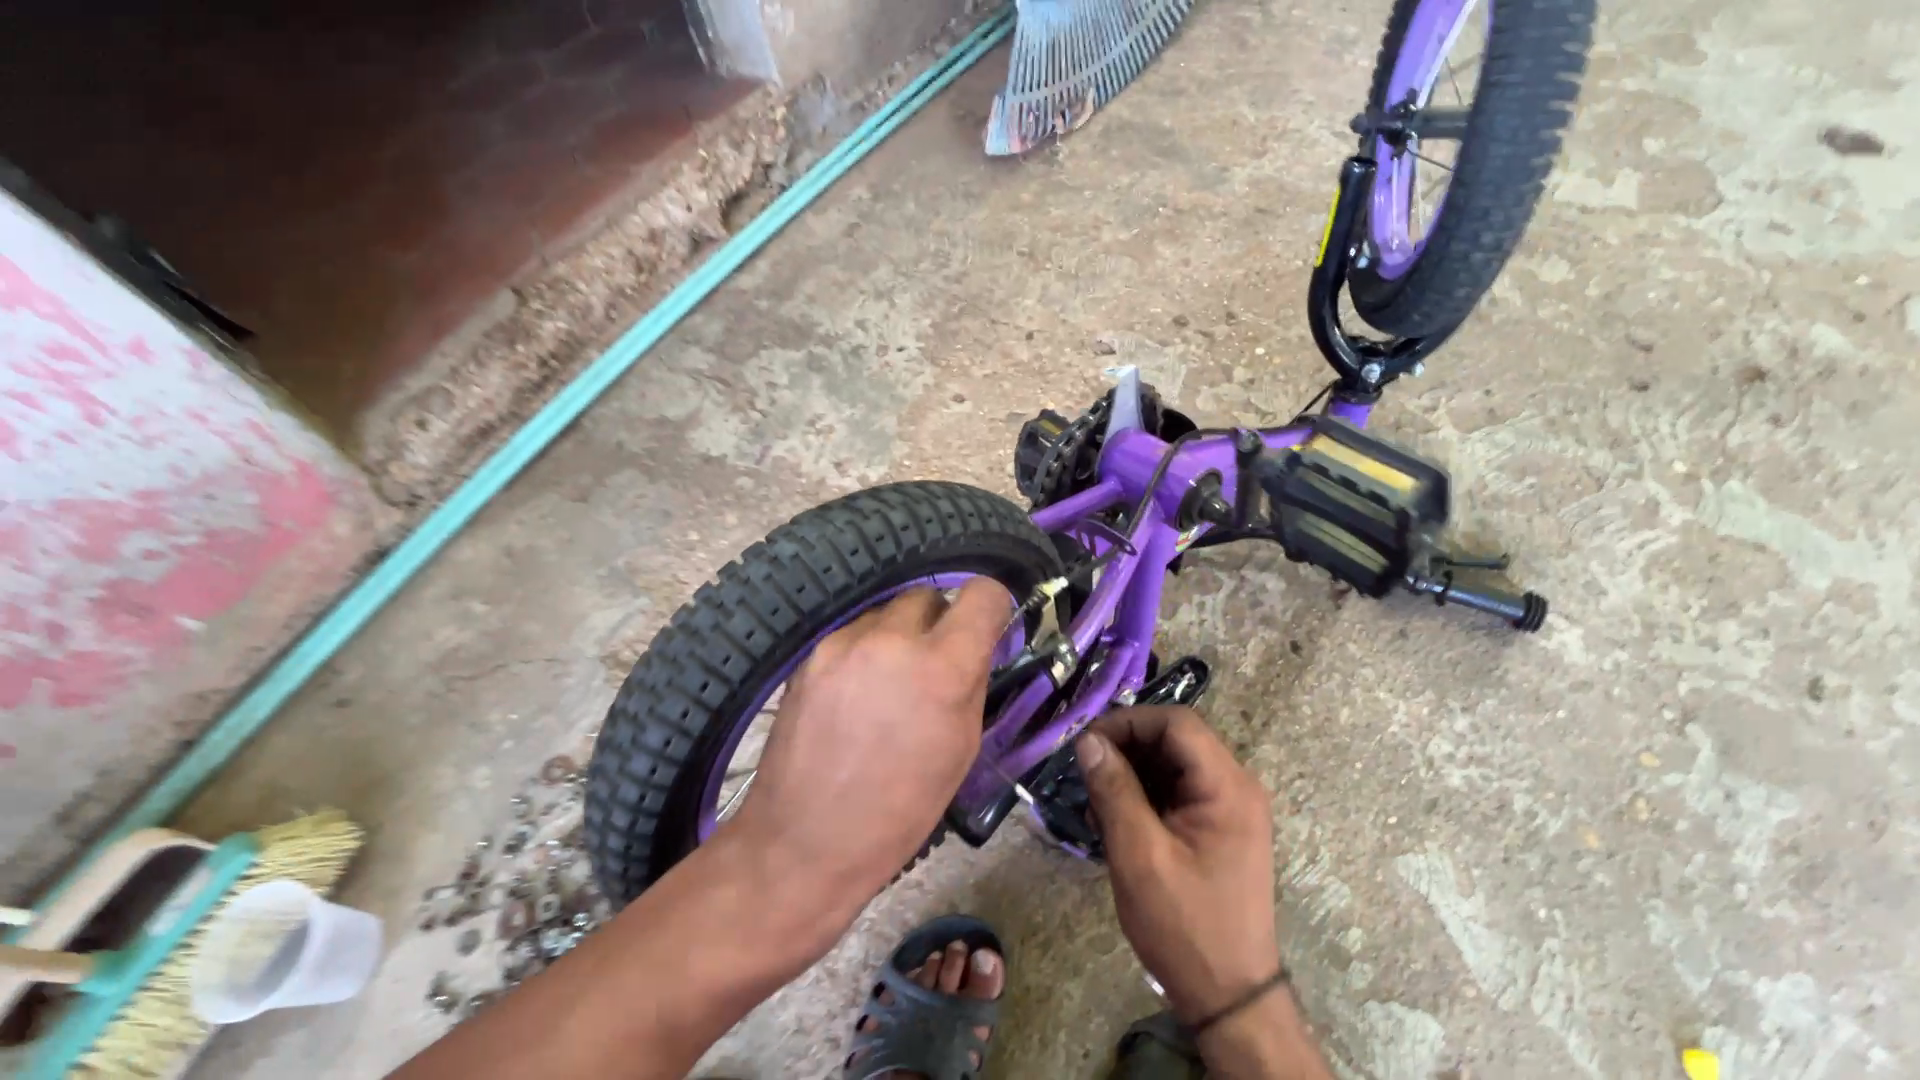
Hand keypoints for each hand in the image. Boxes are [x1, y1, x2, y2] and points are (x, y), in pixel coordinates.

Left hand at [726, 579, 1012, 925]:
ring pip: (887, 615)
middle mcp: (892, 641)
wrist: (805, 841)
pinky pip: (852, 636)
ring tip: (889, 687)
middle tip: (935, 664)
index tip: (989, 627)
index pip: (982, 594)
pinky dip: (864, 654)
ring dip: (899, 637)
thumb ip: (971, 683)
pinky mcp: (810, 655)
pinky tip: (855, 697)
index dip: (992, 607)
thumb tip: (977, 646)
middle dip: (940, 623)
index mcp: (942, 669)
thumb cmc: (899, 811)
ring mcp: (844, 644)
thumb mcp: (960, 749)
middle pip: (929, 596)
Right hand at [1075, 706, 1279, 1024]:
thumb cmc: (1184, 925)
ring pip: (1174, 766)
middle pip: (1177, 741)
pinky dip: (1146, 797)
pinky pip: (1180, 793)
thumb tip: (1088, 741)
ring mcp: (1232, 810)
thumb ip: (1114, 790)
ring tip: (1094, 801)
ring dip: (1132, 773)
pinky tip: (1115, 820)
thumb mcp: (1139, 855)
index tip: (1086, 744)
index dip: (1128, 722)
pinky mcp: (1221, 830)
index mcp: (1227, 786)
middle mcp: (1237, 787)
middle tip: (1084, 773)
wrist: (1229, 995)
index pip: (1177, 723)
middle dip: (1126, 748)